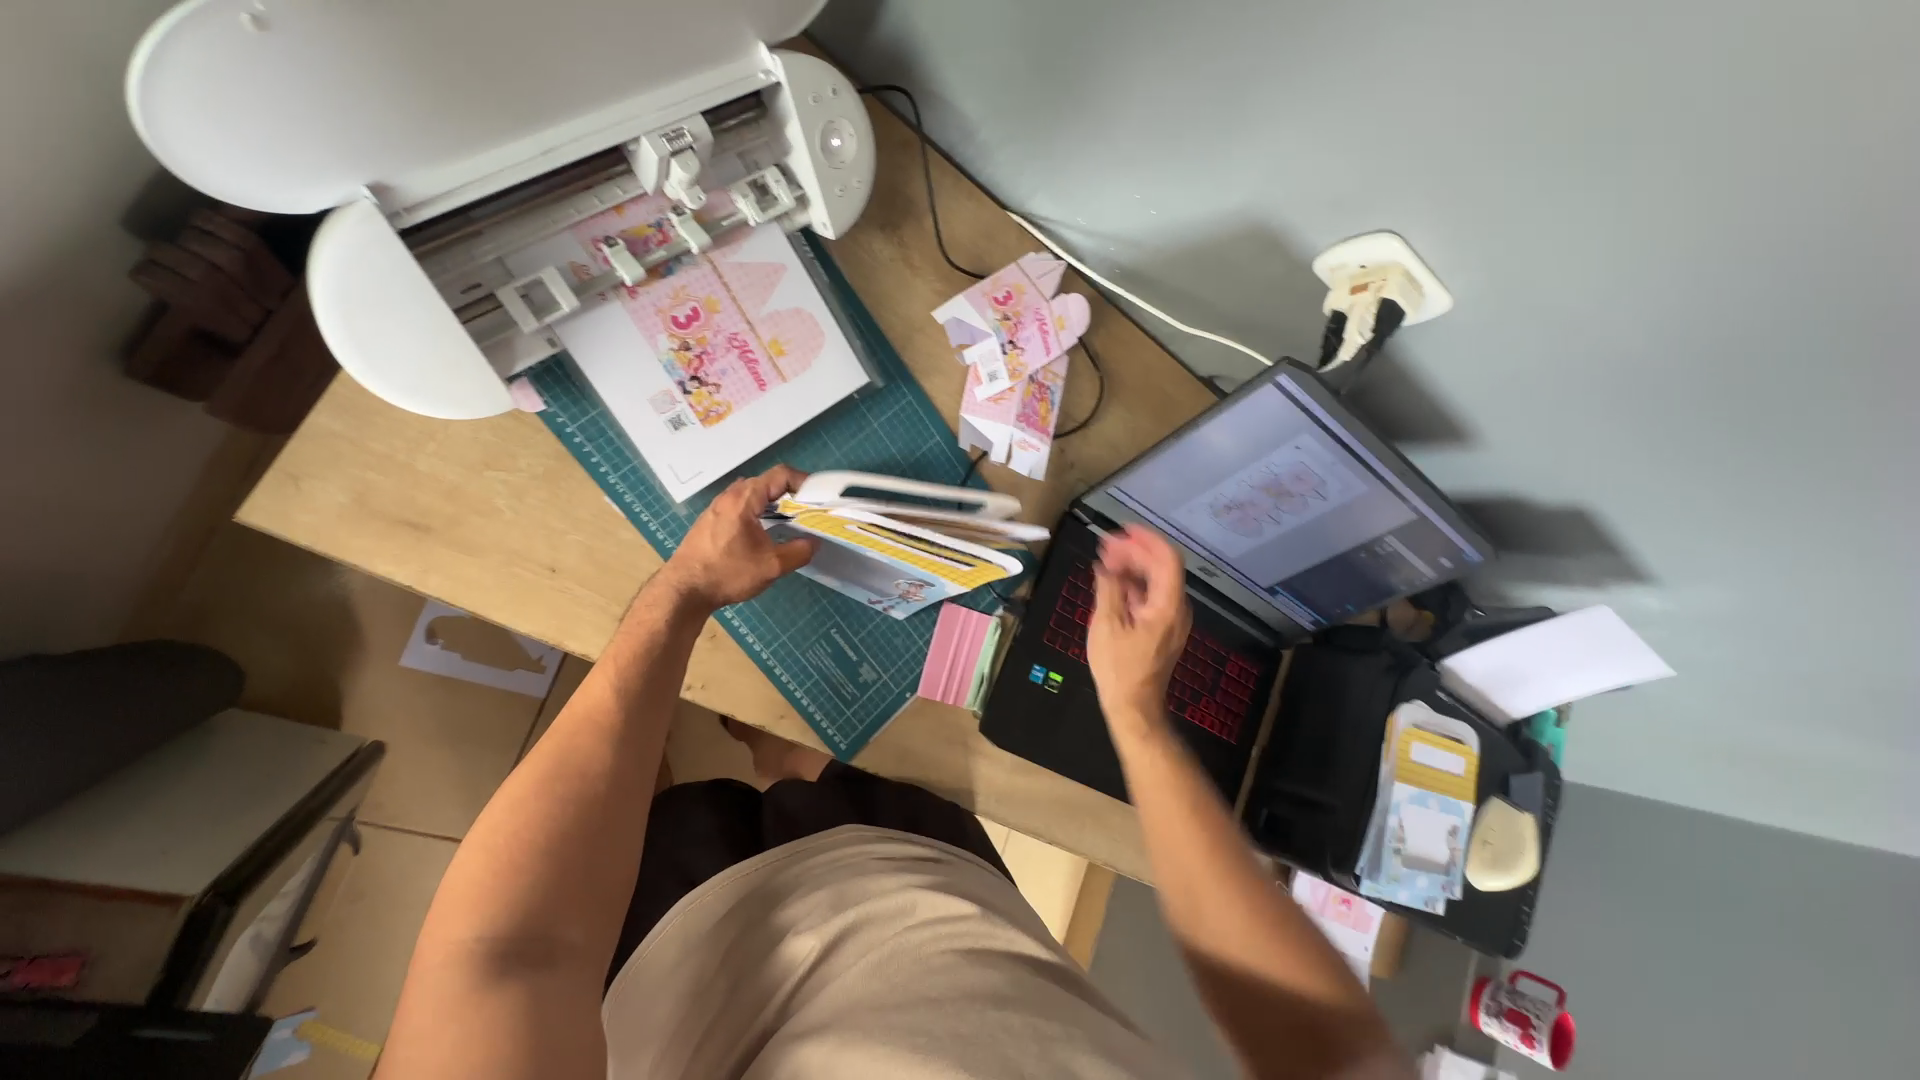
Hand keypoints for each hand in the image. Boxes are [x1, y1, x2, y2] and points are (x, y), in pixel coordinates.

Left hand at [655, 465, 818, 612]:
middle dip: (790, 493)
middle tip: (806, 511)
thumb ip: (799, 551)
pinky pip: (740, 506)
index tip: (818, 497)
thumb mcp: (772, 566)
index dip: (803, 481)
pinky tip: (763, 533)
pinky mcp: (710, 522)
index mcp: (744, 499)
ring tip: (788, 522)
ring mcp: (716, 508)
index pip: (780, 474)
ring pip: (751, 495)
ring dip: (772, 503)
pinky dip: (757, 512)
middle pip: (765, 482)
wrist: (684, 590)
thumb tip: (813, 543)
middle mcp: (729, 497)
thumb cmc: (727, 573)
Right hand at [1087, 525, 1190, 730]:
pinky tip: (1113, 583)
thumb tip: (1106, 565)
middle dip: (1134, 552)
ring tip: (1105, 560)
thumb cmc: (1118, 667)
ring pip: (1155, 582)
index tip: (1123, 530)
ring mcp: (1171, 620)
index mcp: (1168, 605)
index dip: (1147, 540)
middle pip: (1161, 568)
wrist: (1133, 705)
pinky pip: (1151, 597)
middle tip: (1105, 546)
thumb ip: (1109, 588)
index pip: (1166, 559)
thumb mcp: (1107, 624)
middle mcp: (1177, 609)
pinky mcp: (1162, 629)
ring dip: (1132, 567)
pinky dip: (1134, 585)